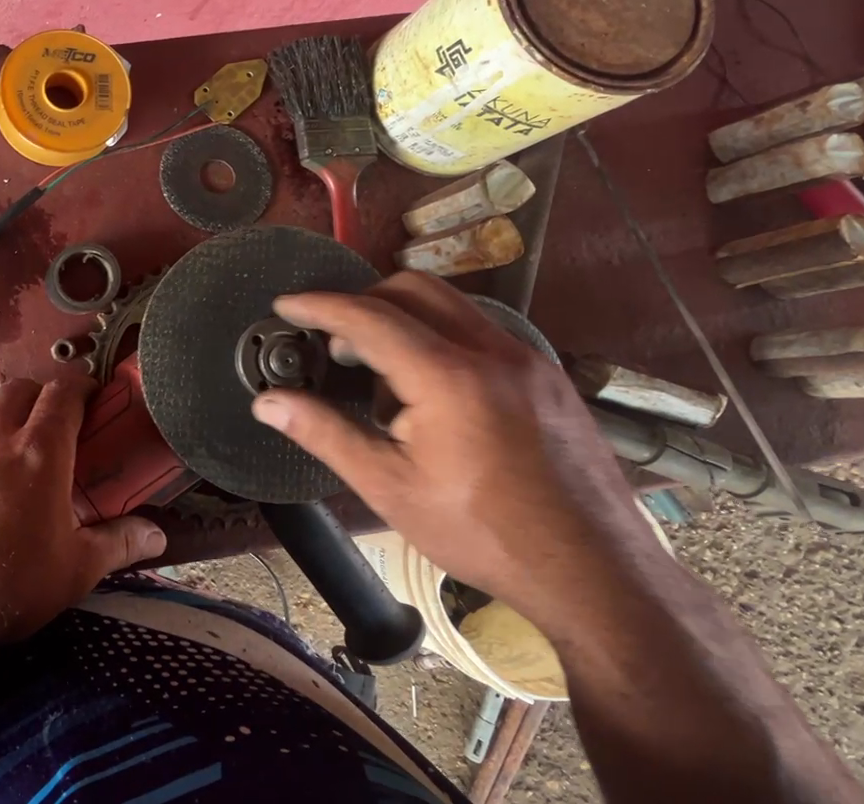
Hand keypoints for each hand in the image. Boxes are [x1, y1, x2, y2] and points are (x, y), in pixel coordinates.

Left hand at [0, 379, 166, 649]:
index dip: (80, 387)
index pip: (63, 394)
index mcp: (39, 453)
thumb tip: (158, 534)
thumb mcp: (77, 569)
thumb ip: (119, 543)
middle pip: (18, 389)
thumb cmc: (13, 584)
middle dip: (39, 394)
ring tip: (7, 432)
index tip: (90, 394)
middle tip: (51, 417)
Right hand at [248, 272, 660, 618]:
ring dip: (401, 318)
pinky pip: (480, 331)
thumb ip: (323, 433)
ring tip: (377, 372)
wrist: (596, 573)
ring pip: (451, 305)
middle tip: (330, 343)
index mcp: (448, 375)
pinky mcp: (549, 377)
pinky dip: (438, 337)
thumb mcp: (388, 486)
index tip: (284, 305)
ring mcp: (528, 360)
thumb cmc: (482, 532)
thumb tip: (266, 402)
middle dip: (362, 302)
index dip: (319, 305)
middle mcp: (492, 351)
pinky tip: (428, 392)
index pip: (368, 316)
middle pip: (413, 290)